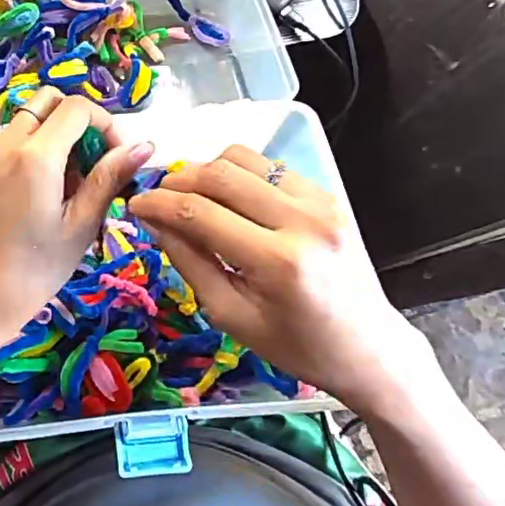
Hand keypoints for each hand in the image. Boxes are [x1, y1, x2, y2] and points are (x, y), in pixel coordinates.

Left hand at [0, 87, 153, 374]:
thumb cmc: (33, 271)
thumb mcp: (79, 225)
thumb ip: (109, 178)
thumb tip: (144, 146)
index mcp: (35, 156)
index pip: (78, 108)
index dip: (106, 124)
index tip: (117, 158)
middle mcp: (5, 143)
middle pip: (49, 101)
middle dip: (79, 121)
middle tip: (93, 162)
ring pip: (29, 119)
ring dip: (56, 135)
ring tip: (68, 184)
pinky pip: (11, 140)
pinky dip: (33, 148)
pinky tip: (41, 192)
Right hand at [128, 146, 445, 409]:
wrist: (368, 347)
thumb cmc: (297, 346)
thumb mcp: (232, 316)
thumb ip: (190, 262)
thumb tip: (155, 222)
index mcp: (277, 261)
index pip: (200, 213)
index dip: (159, 204)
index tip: (135, 205)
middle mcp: (302, 220)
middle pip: (220, 174)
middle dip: (177, 180)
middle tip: (156, 196)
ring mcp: (320, 201)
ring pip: (244, 158)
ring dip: (207, 170)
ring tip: (190, 195)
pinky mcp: (328, 194)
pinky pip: (269, 166)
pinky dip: (239, 174)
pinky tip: (229, 198)